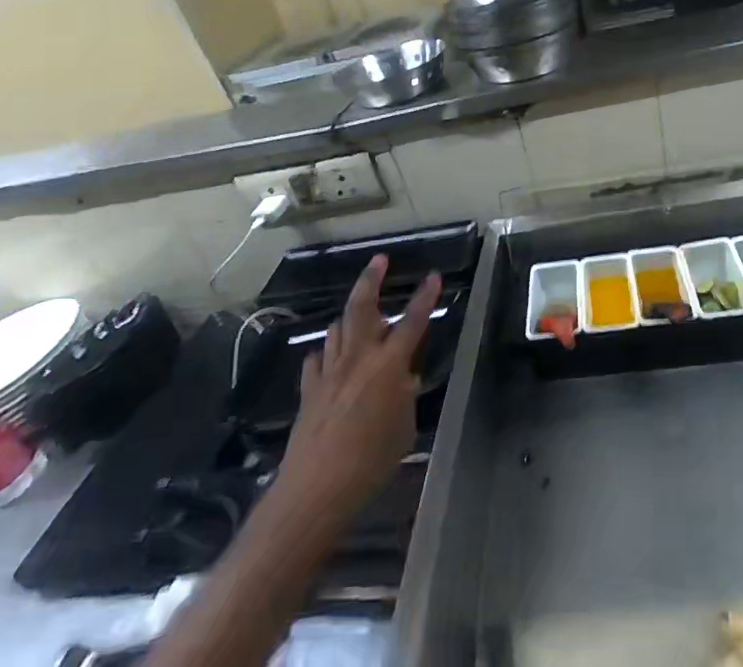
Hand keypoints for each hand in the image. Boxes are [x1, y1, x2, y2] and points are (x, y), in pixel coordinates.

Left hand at [277, 255, 439, 517]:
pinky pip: (318, 358)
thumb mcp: (403, 429)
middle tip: (378, 260)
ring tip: (361, 320)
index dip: (424, 298)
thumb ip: (404, 397)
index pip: (411, 323)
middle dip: (371, 278)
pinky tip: (331, 362)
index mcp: (387, 367)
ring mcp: (328, 368)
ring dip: (349, 320)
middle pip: (362, 306)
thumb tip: (404, 378)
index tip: (433, 276)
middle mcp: (357, 357)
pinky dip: (328, 354)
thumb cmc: (372, 461)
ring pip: (337, 328)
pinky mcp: (309, 385)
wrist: (319, 482)